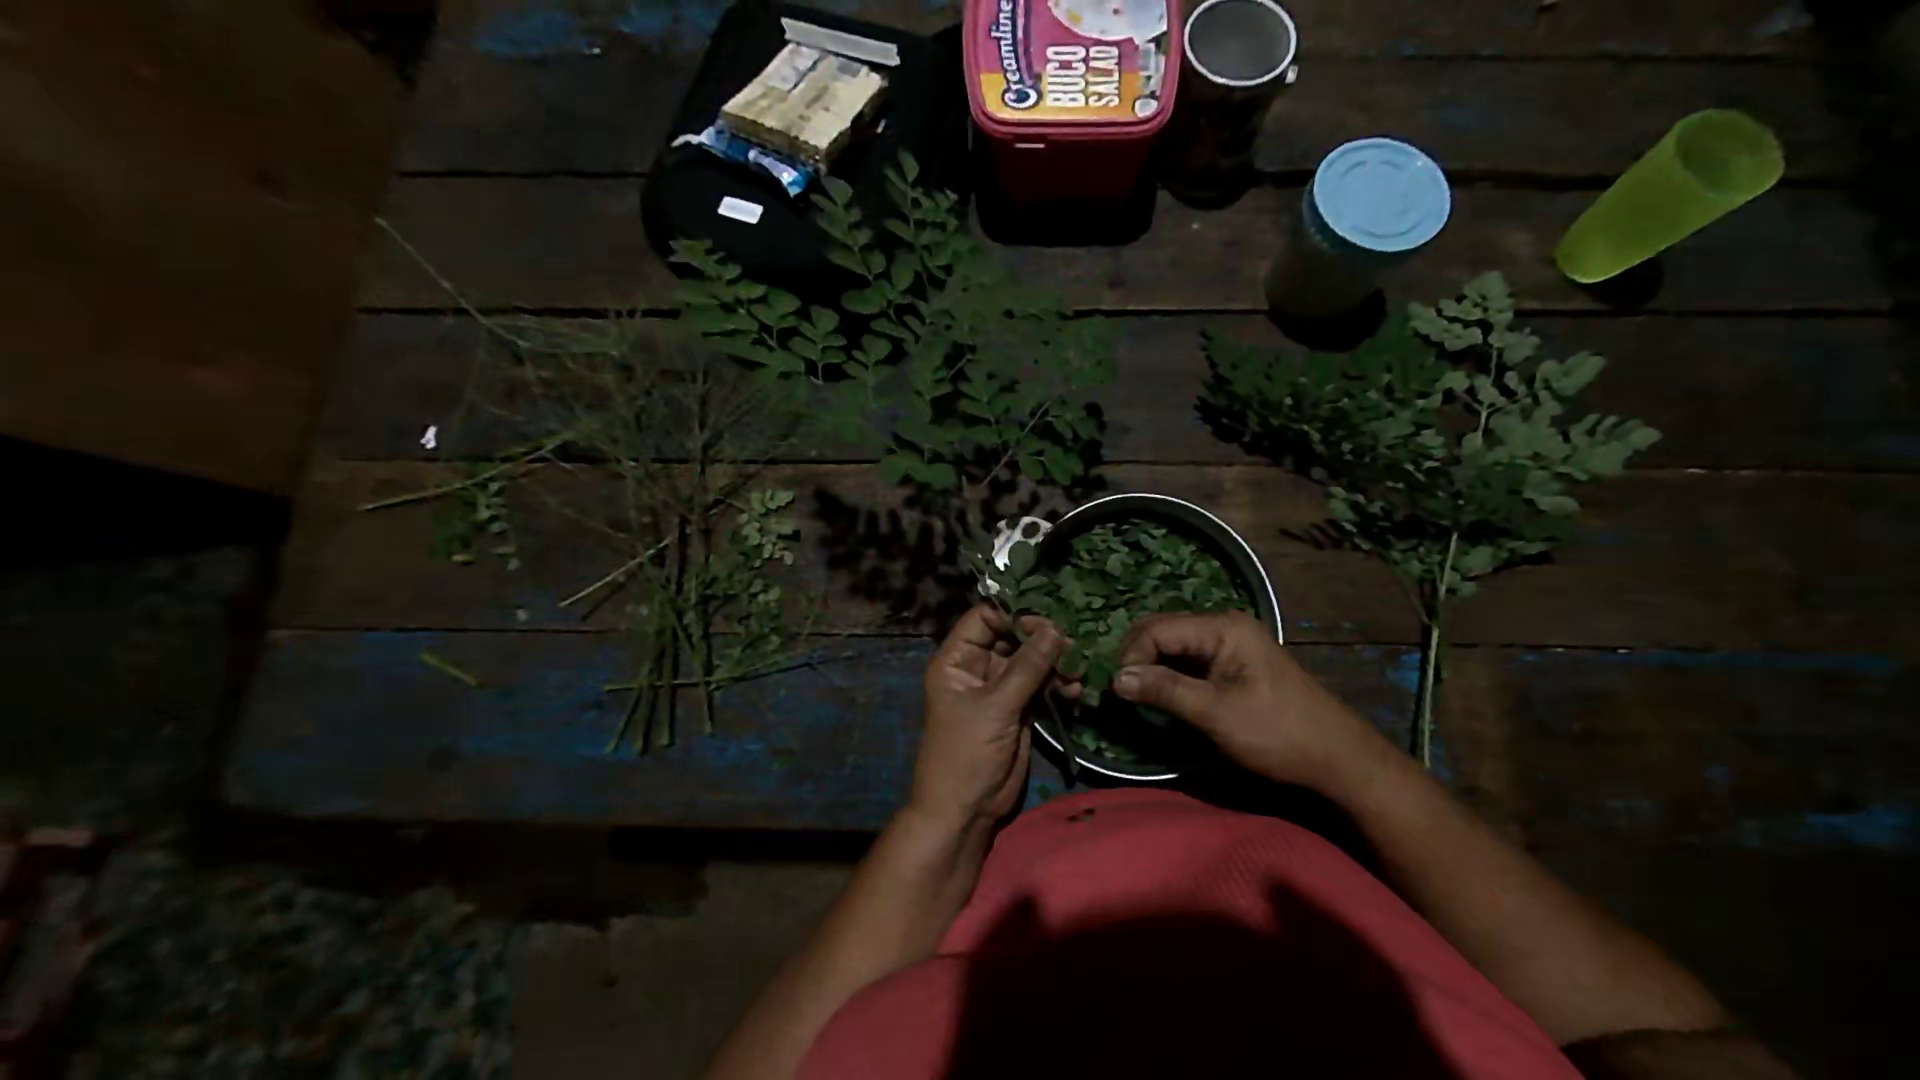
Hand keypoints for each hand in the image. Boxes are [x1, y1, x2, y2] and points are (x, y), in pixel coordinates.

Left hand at [911, 605, 1065, 828]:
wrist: (965, 810)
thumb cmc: (965, 753)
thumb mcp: (994, 707)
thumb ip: (1026, 668)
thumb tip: (1055, 630)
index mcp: (956, 660)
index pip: (984, 619)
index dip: (1013, 615)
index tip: (1046, 621)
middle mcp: (977, 668)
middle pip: (1012, 637)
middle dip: (1042, 638)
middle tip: (1073, 643)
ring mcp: (1000, 689)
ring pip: (1031, 662)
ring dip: (1056, 662)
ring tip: (1079, 668)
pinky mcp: (1020, 710)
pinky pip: (1041, 686)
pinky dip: (1059, 684)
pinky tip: (1076, 689)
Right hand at [1111, 612, 1386, 792]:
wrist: (1338, 758)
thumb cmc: (1277, 733)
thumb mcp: (1215, 713)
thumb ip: (1164, 691)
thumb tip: (1115, 679)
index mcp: (1222, 628)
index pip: (1157, 629)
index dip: (1131, 656)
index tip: (1117, 691)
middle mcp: (1224, 625)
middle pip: (1162, 630)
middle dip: (1136, 656)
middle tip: (1121, 691)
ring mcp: (1230, 642)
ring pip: (1172, 644)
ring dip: (1150, 665)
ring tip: (1135, 694)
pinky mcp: (1232, 662)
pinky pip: (1188, 658)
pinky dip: (1169, 673)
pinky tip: (1160, 693)